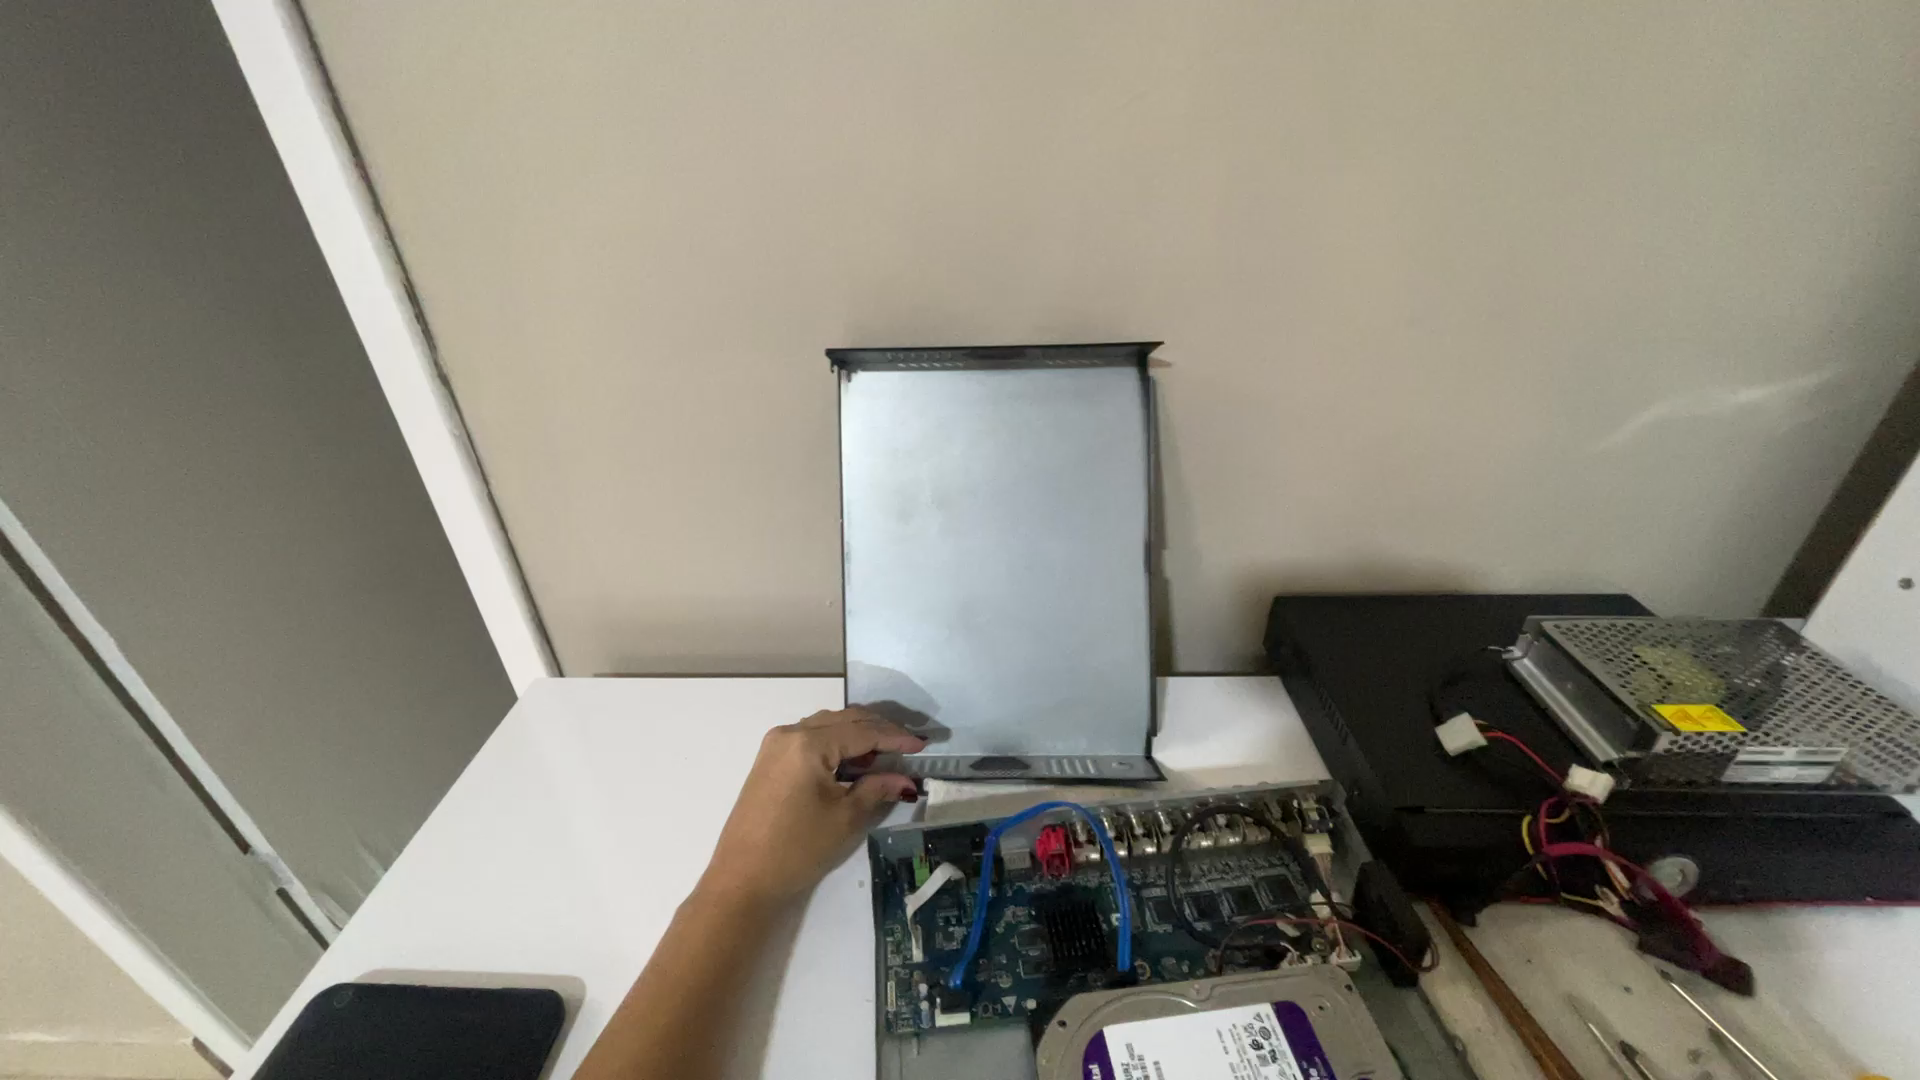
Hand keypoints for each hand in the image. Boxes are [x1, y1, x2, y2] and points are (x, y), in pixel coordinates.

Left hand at [698, 707, 924, 908]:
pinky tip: (854, 760)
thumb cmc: (797, 849)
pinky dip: (836, 743)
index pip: (862, 731)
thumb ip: (878, 789)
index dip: (895, 737)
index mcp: (808, 744)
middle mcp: (790, 733)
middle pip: (845, 720)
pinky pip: (812, 737)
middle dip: (879, 729)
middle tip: (908, 744)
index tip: (922, 745)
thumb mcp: (845, 818)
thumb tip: (907, 779)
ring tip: (886, 752)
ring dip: (858, 733)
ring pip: (827, 725)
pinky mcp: (770, 759)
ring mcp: (776, 745)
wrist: (742, 881)